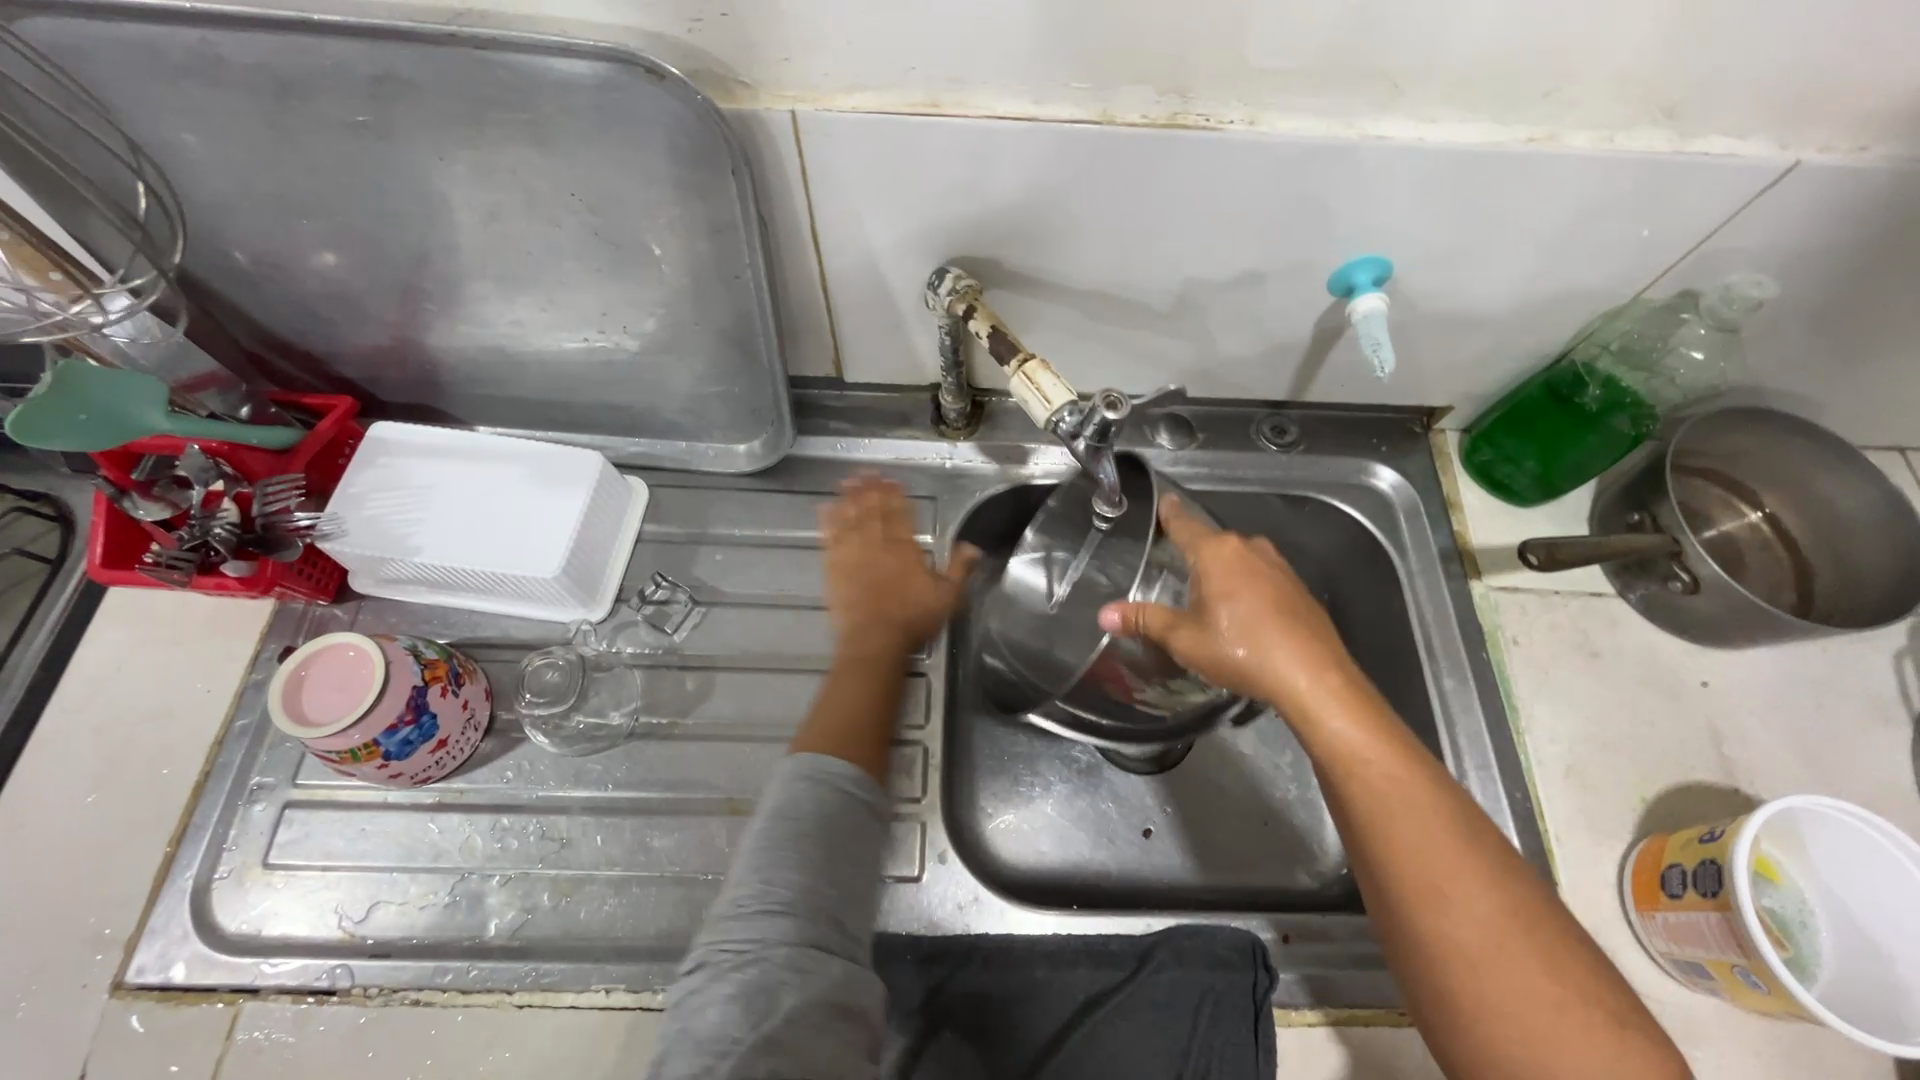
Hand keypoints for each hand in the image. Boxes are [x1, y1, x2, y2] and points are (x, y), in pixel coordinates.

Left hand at [819, 473, 979, 661]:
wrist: (874, 640)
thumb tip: (974, 546)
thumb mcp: (948, 596)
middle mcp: (878, 543)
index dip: (895, 494)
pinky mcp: (833, 566)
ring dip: (850, 496)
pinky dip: (828, 519)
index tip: (892, 479)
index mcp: (905, 547)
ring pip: (851, 516)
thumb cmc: (913, 619)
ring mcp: (853, 553)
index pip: (900, 513)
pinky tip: (826, 507)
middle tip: (868, 471)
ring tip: (849, 480)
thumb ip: (959, 568)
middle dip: (872, 488)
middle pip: (874, 509)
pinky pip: (829, 536)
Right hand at [1097, 494, 1360, 718]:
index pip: (1184, 522)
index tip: (1162, 502)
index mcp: (1216, 552)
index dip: (1169, 513)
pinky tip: (1240, 613)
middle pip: (1211, 541)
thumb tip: (1104, 614)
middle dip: (1192, 553)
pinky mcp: (1297, 585)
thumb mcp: (1185, 639)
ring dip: (1220, 571)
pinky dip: (1244, 585)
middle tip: (1171, 569)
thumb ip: (1145, 620)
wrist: (1313, 676)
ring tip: (1204, 595)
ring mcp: (1278, 565)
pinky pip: (1259, 575)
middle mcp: (1248, 548)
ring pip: (1238, 559)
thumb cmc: (1242, 651)